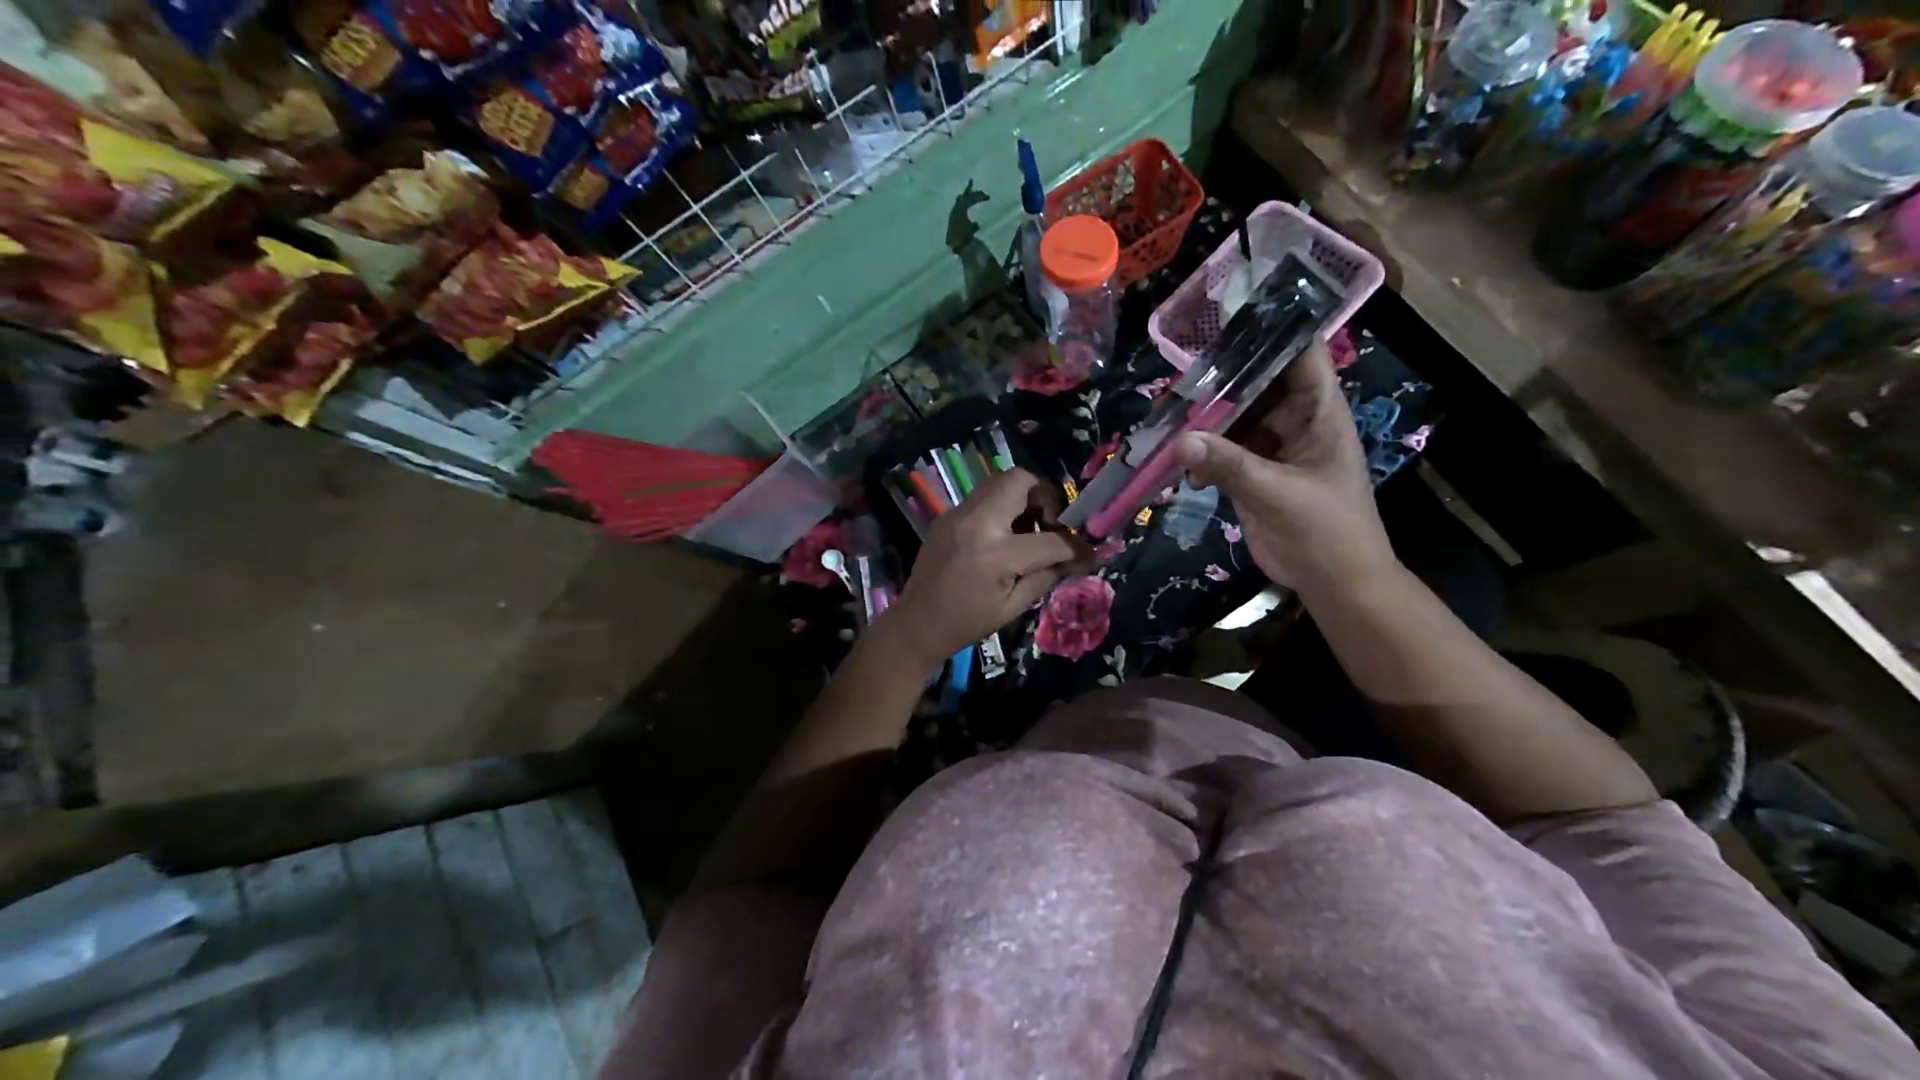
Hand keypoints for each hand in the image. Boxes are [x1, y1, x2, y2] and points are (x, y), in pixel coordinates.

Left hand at [878, 469, 1089, 668]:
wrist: (916, 624)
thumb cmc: (967, 623)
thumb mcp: (1014, 606)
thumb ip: (1049, 575)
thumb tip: (1081, 558)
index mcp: (996, 553)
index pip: (1051, 539)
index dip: (1077, 547)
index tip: (1088, 553)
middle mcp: (977, 522)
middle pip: (1021, 480)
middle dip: (1046, 497)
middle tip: (1051, 524)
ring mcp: (958, 514)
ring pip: (1000, 481)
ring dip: (1023, 499)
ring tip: (1029, 530)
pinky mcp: (948, 515)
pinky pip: (983, 497)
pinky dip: (1002, 507)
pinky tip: (1004, 537)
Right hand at [1173, 341, 1396, 592]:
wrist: (1334, 584)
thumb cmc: (1326, 531)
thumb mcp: (1277, 493)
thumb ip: (1228, 464)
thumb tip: (1177, 440)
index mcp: (1319, 413)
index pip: (1301, 357)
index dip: (1272, 333)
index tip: (1229, 319)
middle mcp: (1294, 423)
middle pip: (1256, 385)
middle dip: (1220, 380)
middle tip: (1179, 374)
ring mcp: (1271, 449)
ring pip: (1233, 420)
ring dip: (1203, 421)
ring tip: (1166, 414)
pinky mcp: (1252, 475)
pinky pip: (1221, 453)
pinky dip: (1200, 454)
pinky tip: (1177, 461)